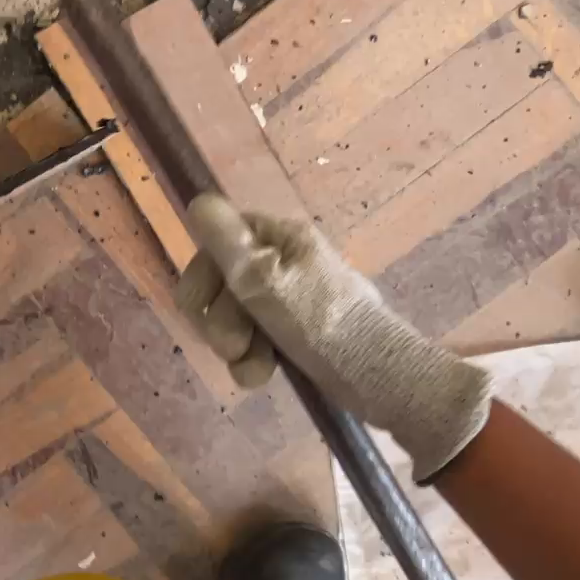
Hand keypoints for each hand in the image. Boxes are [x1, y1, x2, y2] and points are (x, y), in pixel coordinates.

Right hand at [175, 195, 491, 481]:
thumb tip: (198, 200)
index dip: (202, 281)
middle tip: (234, 346)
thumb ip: (226, 242)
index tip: (206, 307)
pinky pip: (249, 341)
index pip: (212, 247)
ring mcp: (285, 298)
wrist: (381, 379)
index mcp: (276, 238)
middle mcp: (279, 261)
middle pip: (216, 287)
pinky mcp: (290, 331)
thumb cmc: (321, 324)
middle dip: (219, 324)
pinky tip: (264, 375)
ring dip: (234, 348)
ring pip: (229, 319)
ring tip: (255, 369)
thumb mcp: (264, 279)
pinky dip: (250, 361)